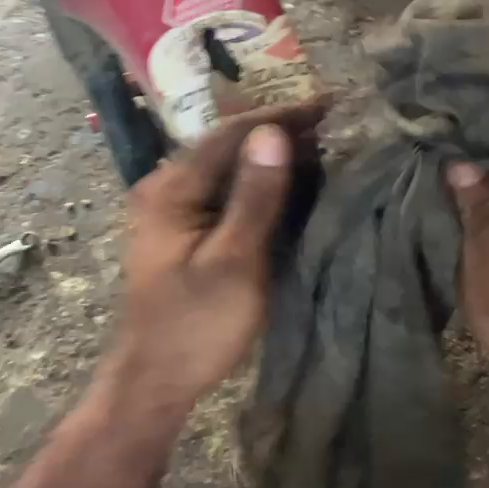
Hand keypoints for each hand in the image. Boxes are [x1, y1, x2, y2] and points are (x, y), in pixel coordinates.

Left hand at [109, 102, 327, 409]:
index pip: (231, 133)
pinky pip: (224, 192)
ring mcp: (172, 209)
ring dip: (271, 157)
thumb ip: (254, 197)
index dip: (281, 116)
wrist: (154, 382)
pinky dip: (259, 185)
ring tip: (324, 149)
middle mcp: (165, 187)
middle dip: (279, 133)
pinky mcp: (183, 230)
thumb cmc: (195, 326)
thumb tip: (275, 133)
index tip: (330, 105)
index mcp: (171, 188)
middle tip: (335, 126)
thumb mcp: (233, 262)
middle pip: (227, 145)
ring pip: (227, 168)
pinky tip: (292, 185)